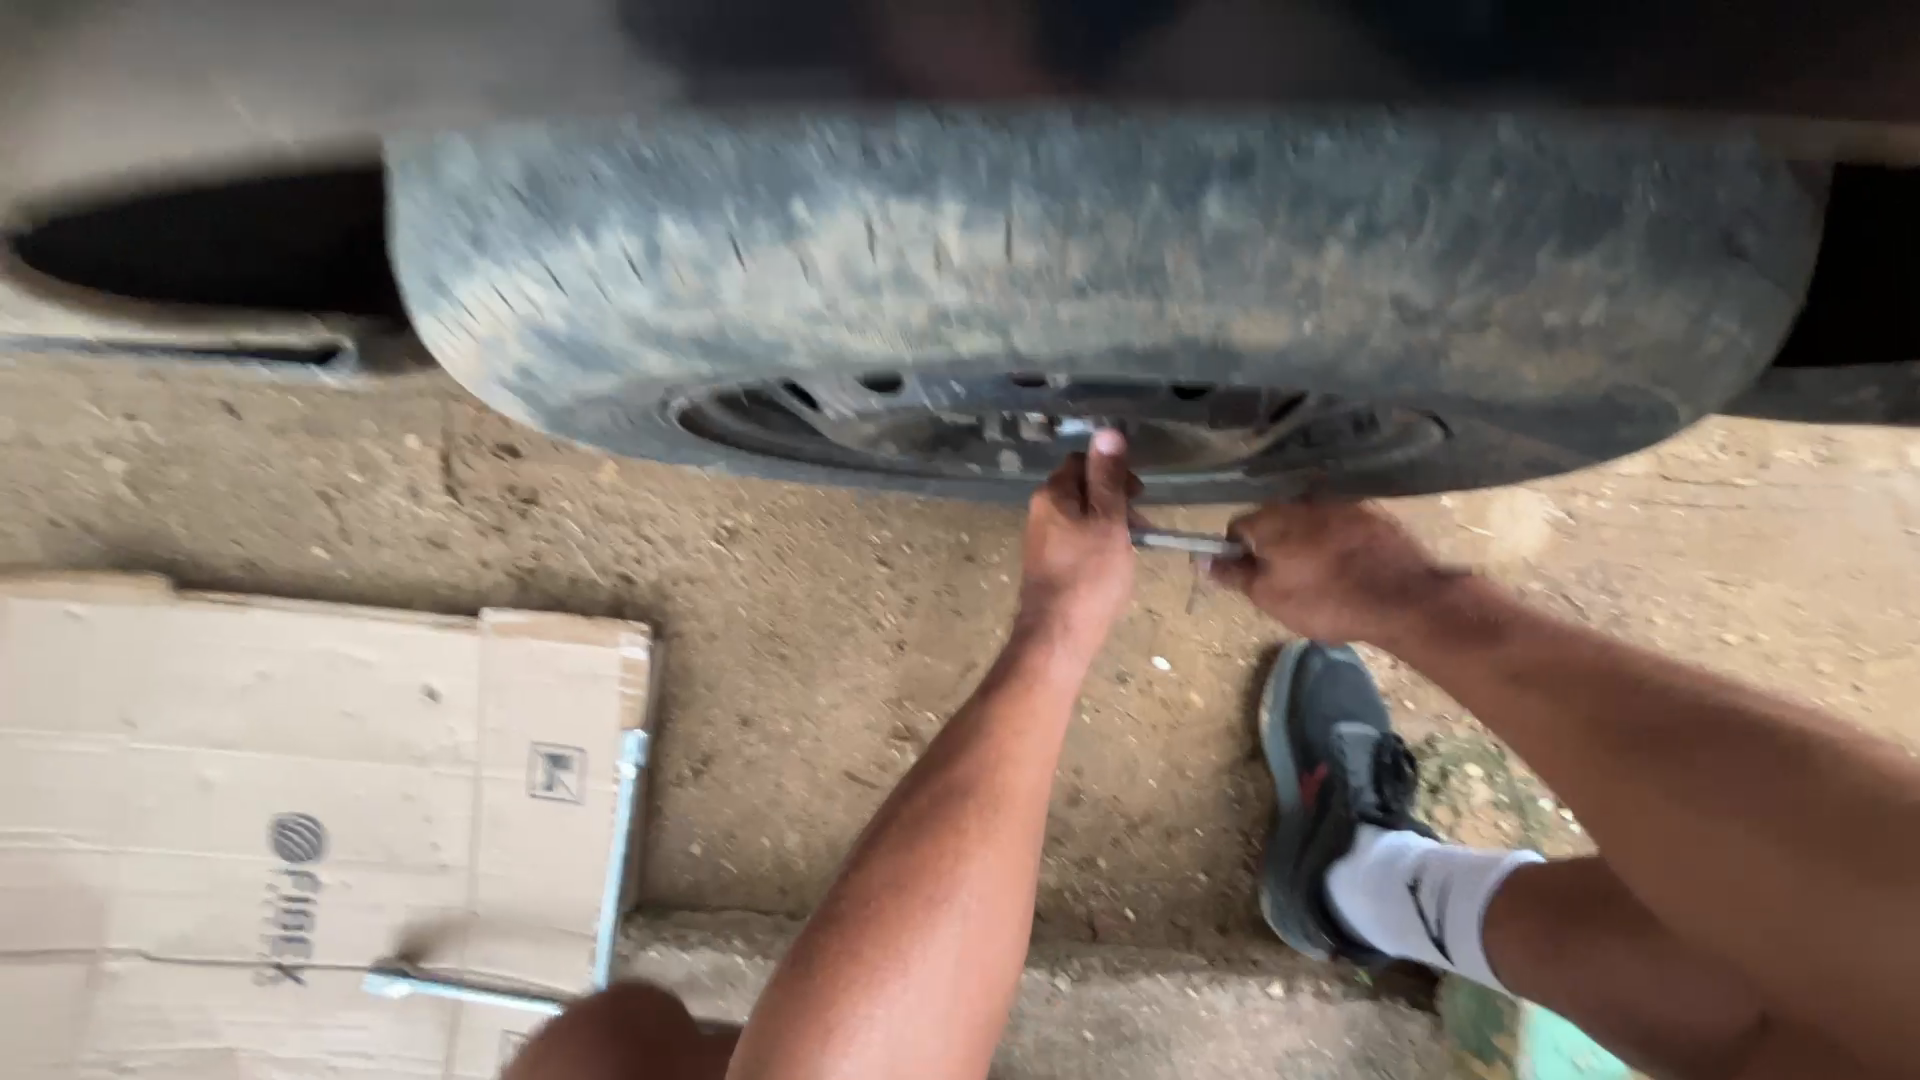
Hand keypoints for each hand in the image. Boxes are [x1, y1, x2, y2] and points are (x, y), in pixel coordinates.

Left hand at [1017, 430, 1137, 644]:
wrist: (1058, 635)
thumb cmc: (1089, 575)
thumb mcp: (1108, 520)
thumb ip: (1108, 478)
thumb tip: (1107, 431)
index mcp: (1051, 494)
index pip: (1081, 461)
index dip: (1112, 469)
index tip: (1139, 492)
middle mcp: (1039, 512)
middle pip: (1080, 488)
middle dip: (1113, 498)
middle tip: (1141, 522)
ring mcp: (1040, 540)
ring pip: (1079, 516)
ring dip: (1108, 522)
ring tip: (1132, 545)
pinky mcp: (1047, 564)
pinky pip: (1075, 540)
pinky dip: (1096, 543)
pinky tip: (1112, 563)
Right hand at [1208, 501, 1463, 643]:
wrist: (1403, 599)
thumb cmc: (1324, 600)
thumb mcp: (1268, 596)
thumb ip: (1234, 574)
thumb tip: (1204, 558)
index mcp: (1271, 519)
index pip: (1237, 528)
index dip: (1237, 554)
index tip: (1249, 577)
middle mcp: (1303, 502)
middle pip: (1274, 522)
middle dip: (1273, 547)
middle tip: (1284, 582)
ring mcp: (1342, 505)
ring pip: (1309, 523)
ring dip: (1306, 544)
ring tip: (1320, 578)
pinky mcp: (1374, 515)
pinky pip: (1342, 527)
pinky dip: (1338, 544)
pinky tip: (1349, 570)